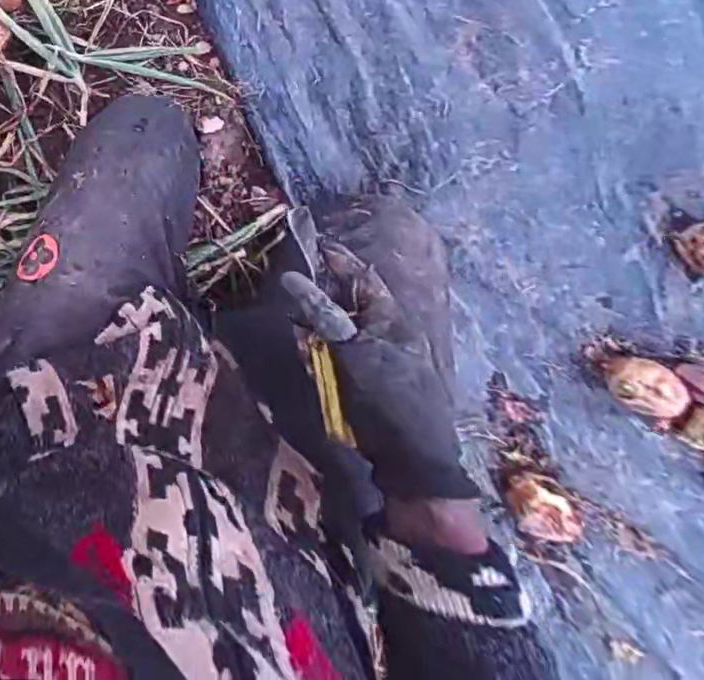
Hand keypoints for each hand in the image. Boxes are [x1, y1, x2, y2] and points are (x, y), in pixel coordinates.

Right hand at [281, 240, 478, 503]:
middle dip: (320, 292)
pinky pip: (339, 352)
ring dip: (317, 323)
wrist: (413, 462)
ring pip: (340, 326)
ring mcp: (381, 355)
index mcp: (391, 318)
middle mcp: (389, 331)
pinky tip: (310, 353)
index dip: (336, 257)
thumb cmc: (387, 400)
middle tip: (292, 283)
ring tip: (297, 321)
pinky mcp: (370, 378)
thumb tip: (290, 278)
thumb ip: (321, 313)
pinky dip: (322, 348)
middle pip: (347, 300)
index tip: (311, 241)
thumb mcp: (351, 352)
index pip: (361, 275)